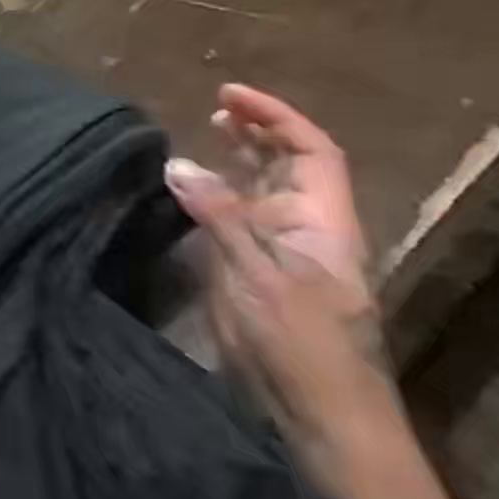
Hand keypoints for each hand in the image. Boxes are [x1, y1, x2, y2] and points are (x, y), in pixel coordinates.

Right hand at [165, 84, 382, 426]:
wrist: (310, 405)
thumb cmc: (297, 339)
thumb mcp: (256, 274)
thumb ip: (219, 216)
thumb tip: (177, 161)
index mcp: (322, 222)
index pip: (310, 153)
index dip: (276, 118)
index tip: (229, 93)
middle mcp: (302, 226)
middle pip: (290, 165)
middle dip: (259, 130)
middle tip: (216, 105)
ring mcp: (275, 247)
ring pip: (260, 188)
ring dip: (238, 156)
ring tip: (207, 129)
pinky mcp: (247, 266)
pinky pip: (230, 214)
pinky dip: (211, 190)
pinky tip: (186, 182)